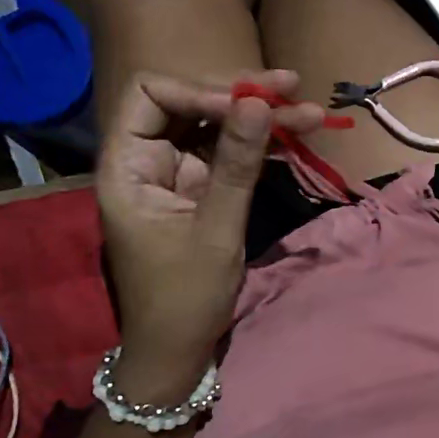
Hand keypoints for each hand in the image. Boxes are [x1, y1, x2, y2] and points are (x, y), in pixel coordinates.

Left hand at [97, 70, 323, 370]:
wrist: (178, 349)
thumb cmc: (185, 297)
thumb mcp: (216, 229)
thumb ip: (237, 164)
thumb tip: (257, 103)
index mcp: (128, 166)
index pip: (151, 95)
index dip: (200, 91)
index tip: (250, 106)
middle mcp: (147, 160)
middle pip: (189, 104)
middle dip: (241, 96)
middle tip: (294, 87)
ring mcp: (176, 175)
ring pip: (215, 128)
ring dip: (260, 119)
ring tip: (311, 112)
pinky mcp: (200, 191)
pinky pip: (228, 156)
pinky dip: (260, 147)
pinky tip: (295, 138)